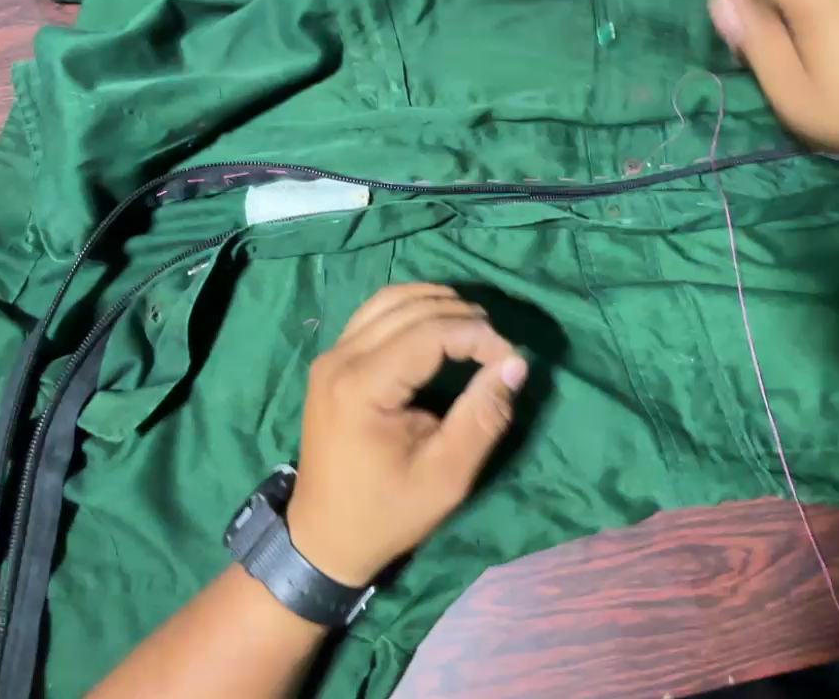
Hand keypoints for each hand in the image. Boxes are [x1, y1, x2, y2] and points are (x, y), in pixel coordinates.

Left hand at [287, 284, 529, 587]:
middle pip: (411, 308)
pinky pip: (375, 312)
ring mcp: (332, 355)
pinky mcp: (333, 358)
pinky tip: (439, 324)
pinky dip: (413, 308)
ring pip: (391, 299)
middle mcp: (340, 359)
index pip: (428, 333)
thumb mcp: (446, 477)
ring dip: (437, 303)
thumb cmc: (386, 513)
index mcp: (361, 388)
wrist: (323, 539)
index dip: (476, 335)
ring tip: (476, 327)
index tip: (509, 357)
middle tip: (498, 345)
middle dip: (462, 316)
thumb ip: (482, 417)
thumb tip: (515, 363)